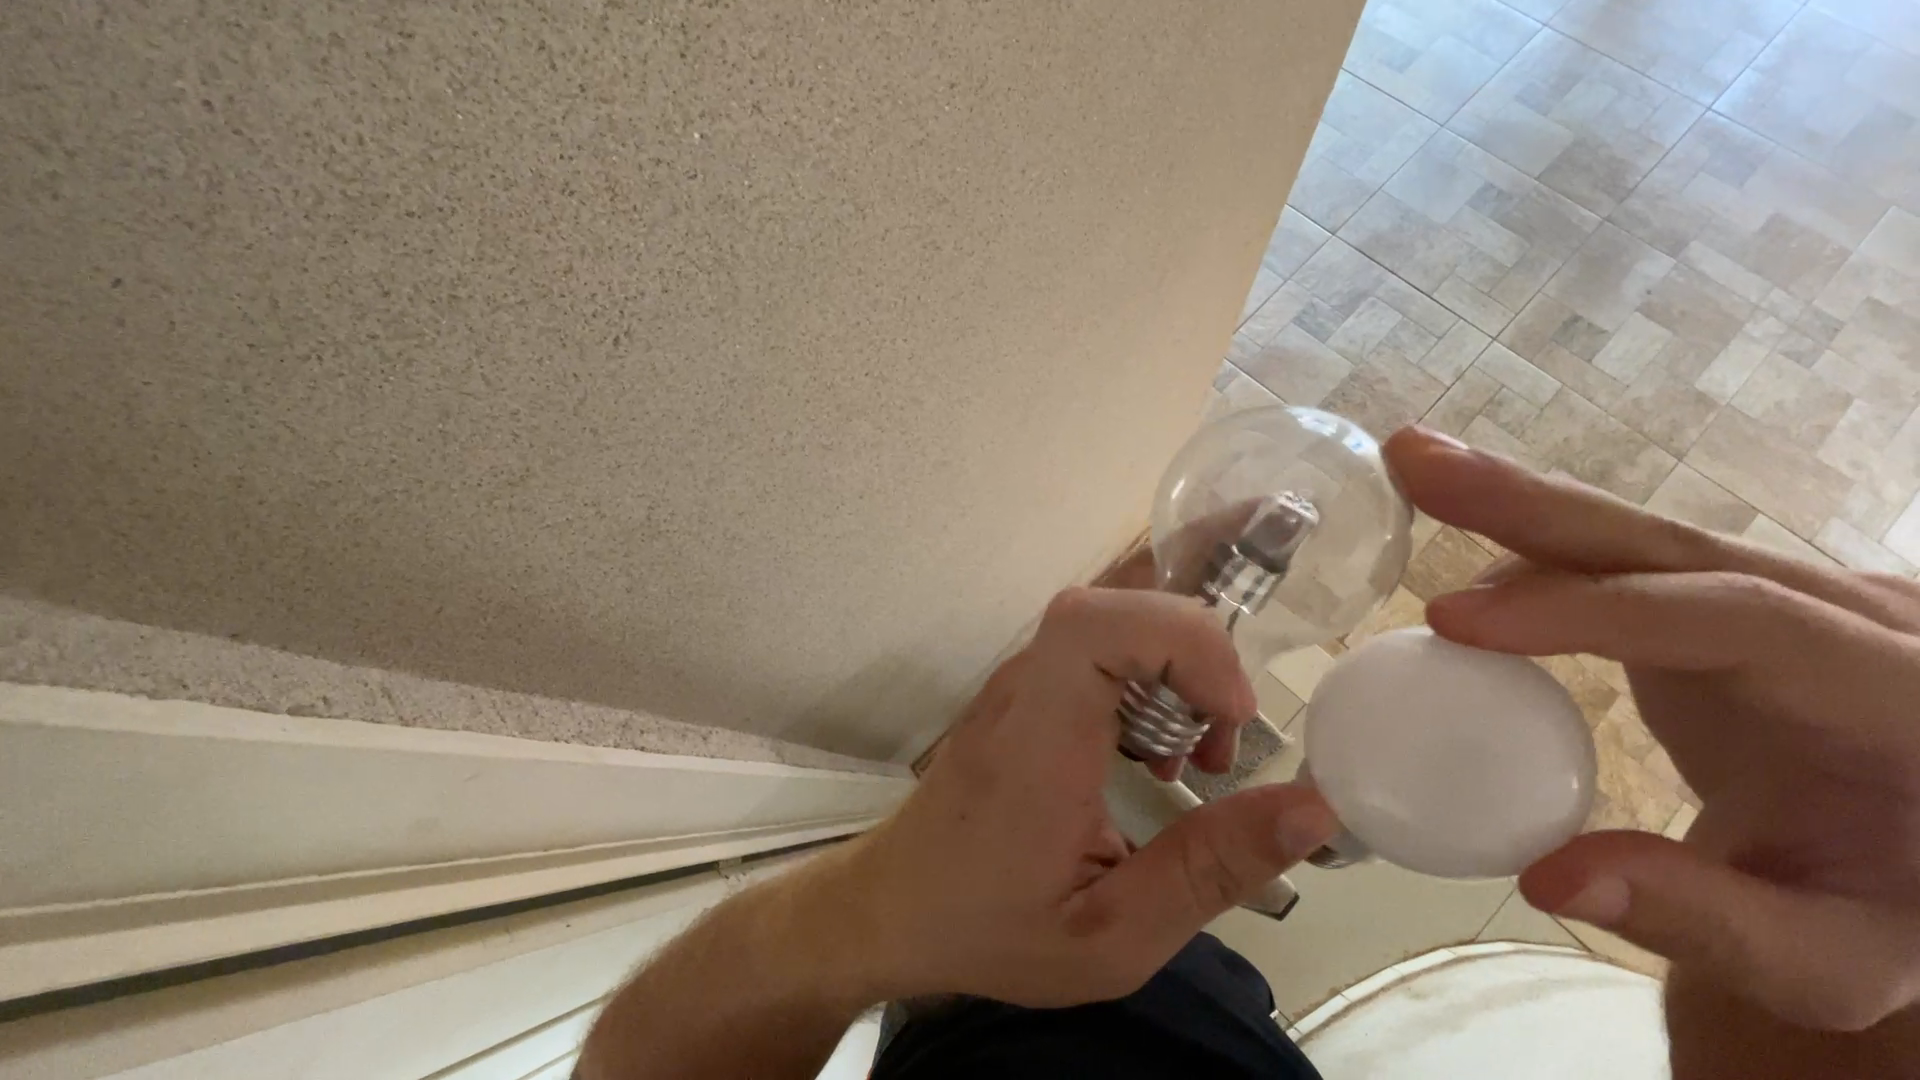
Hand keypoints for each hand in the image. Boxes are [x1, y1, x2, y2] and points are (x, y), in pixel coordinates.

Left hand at [829, 587, 1337, 1006]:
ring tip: (1194, 757)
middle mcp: (1024, 686)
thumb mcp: (1113, 935)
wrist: (898, 906)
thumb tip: (1315, 807)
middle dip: (1197, 655)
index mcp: (1038, 737)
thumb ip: (1210, 870)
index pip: (1095, 621)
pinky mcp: (1027, 689)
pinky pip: (1099, 644)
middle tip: (1219, 748)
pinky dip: (1152, 675)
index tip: (1228, 722)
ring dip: (1177, 666)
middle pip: (1116, 603)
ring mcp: (1021, 680)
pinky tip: (1157, 750)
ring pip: (1113, 617)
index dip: (1182, 641)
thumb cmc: (993, 927)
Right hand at [1387, 427, 1919, 1032]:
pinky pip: (1614, 561)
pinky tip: (1461, 547)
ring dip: (1512, 503)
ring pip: (1631, 534)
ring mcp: (1779, 596)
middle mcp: (1848, 616)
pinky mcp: (1716, 601)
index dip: (1583, 608)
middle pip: (1670, 539)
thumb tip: (1548, 877)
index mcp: (1900, 696)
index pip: (1734, 619)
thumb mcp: (1821, 960)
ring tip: (1414, 471)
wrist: (1902, 854)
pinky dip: (1525, 544)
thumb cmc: (1875, 914)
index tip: (1447, 620)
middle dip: (1526, 500)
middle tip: (1414, 462)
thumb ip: (1705, 921)